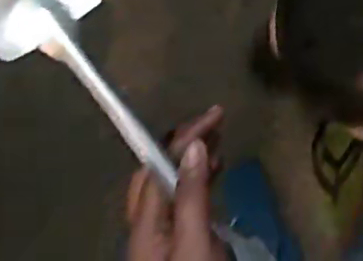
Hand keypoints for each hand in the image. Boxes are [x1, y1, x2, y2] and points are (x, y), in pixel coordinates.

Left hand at [126, 106, 227, 260]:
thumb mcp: (196, 242)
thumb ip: (192, 194)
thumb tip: (194, 145)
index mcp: (144, 227)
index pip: (157, 168)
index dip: (184, 136)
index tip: (217, 115)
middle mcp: (143, 230)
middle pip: (152, 176)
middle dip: (182, 143)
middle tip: (217, 123)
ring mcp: (155, 240)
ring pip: (164, 187)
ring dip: (189, 158)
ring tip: (220, 143)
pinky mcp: (169, 246)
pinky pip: (176, 201)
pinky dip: (194, 179)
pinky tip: (213, 176)